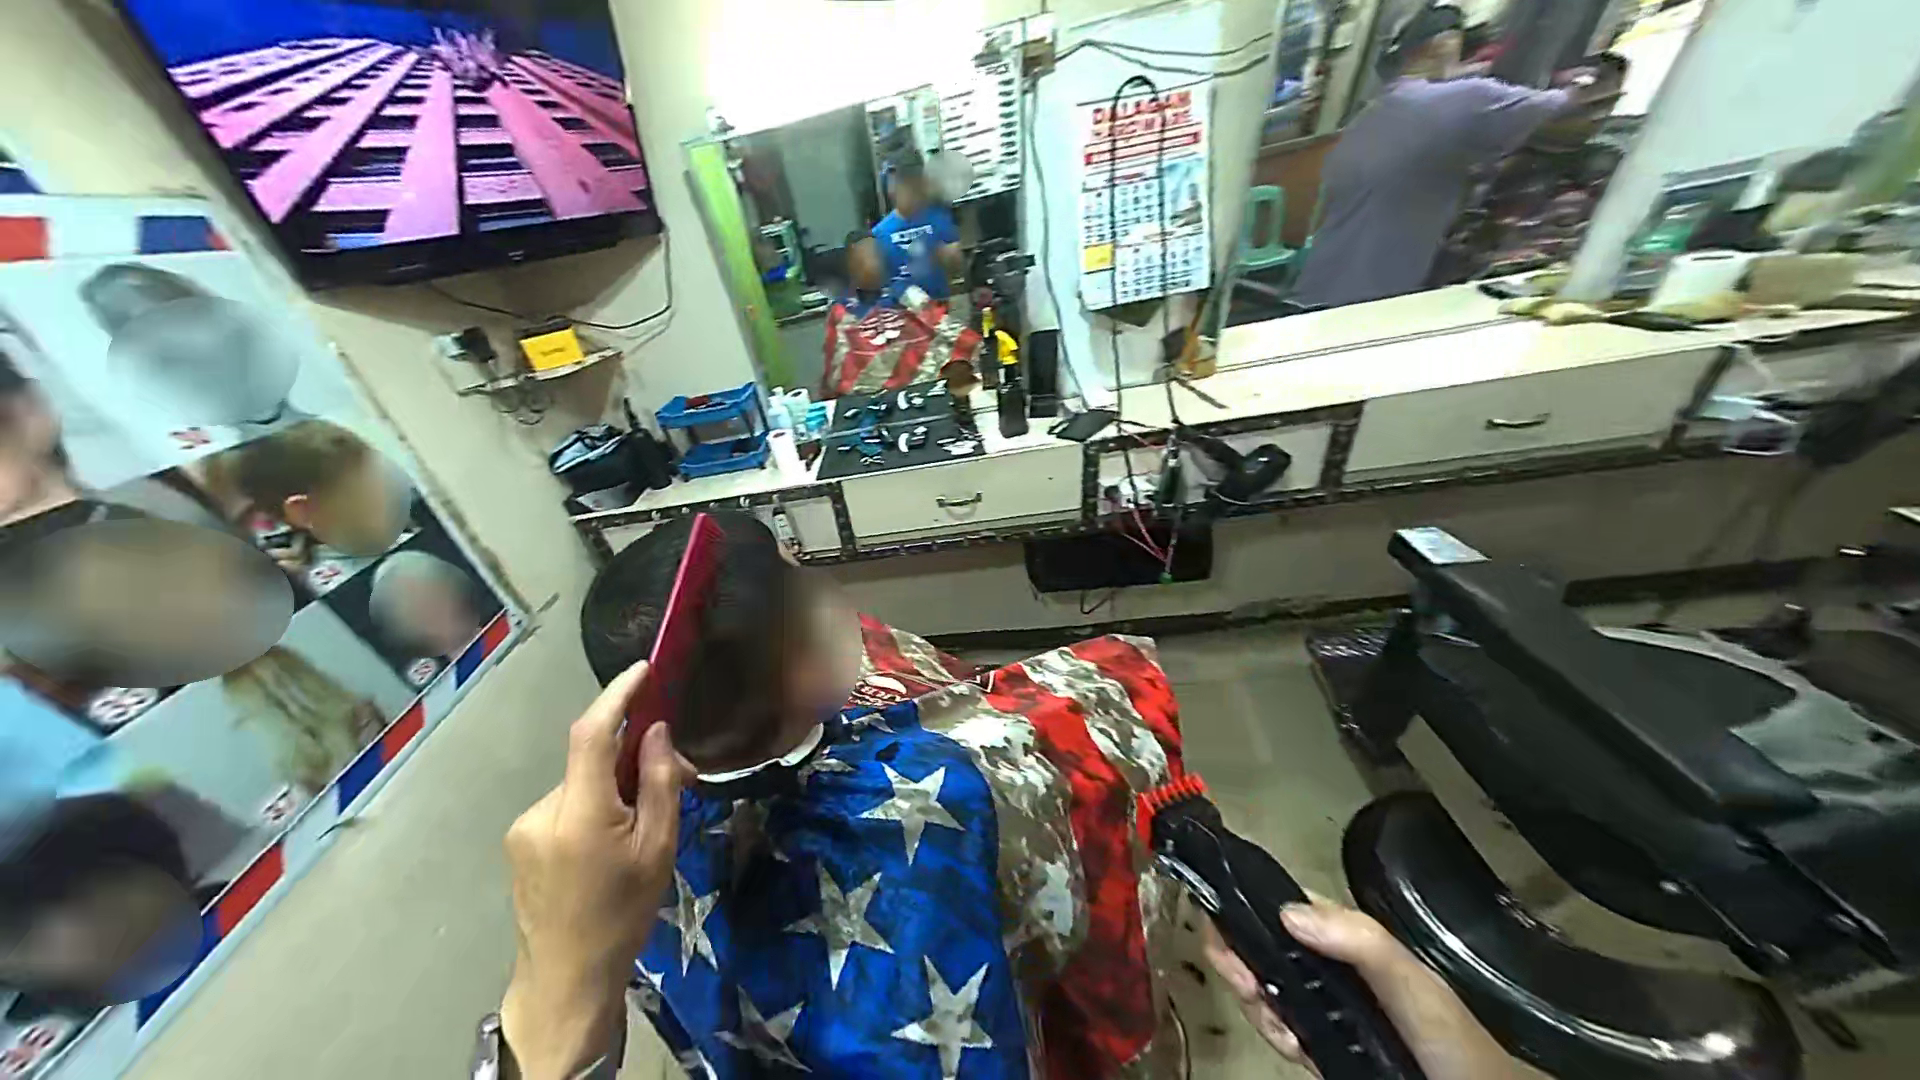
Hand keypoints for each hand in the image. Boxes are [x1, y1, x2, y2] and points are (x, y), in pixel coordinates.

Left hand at [499, 662, 690, 1079]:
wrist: (566, 978)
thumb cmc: (623, 912)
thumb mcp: (659, 846)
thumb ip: (658, 782)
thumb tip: (656, 731)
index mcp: (579, 813)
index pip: (592, 734)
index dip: (617, 695)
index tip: (643, 669)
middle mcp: (542, 810)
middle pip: (593, 758)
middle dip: (633, 755)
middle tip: (674, 775)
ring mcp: (525, 826)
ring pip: (582, 781)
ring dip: (615, 783)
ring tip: (645, 818)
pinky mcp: (521, 839)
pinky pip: (568, 801)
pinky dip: (596, 801)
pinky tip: (615, 834)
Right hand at [1200, 898, 1522, 1079]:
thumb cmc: (1453, 1042)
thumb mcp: (1414, 985)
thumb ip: (1359, 941)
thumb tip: (1285, 912)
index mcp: (1338, 934)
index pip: (1274, 903)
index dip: (1241, 910)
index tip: (1227, 937)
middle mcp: (1321, 960)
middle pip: (1255, 943)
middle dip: (1238, 962)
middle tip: (1247, 988)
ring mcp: (1318, 1001)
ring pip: (1258, 984)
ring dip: (1254, 1004)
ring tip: (1283, 1032)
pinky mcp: (1318, 1040)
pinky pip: (1274, 1025)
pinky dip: (1270, 1032)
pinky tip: (1292, 1048)